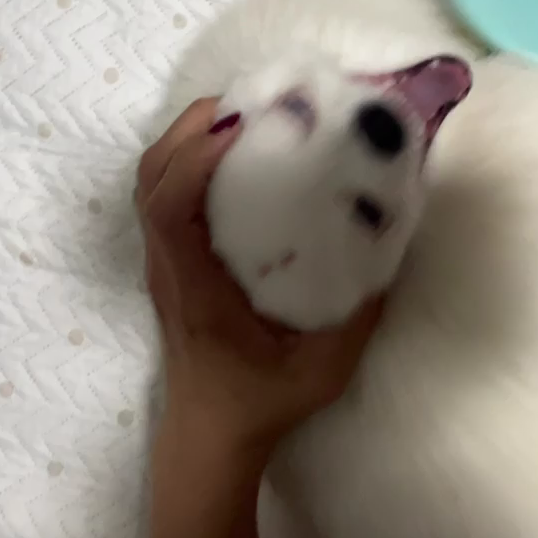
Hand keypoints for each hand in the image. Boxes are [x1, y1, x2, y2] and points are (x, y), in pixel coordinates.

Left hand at [136, 99, 385, 458]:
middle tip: (250, 103)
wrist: (210, 433)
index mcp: (195, 288)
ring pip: (150, 180)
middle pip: (151, 178)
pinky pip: (162, 192)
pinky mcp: (168, 258)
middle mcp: (168, 265)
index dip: (195, 156)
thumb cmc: (262, 402)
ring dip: (187, 137)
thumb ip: (360, 307)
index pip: (169, 208)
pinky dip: (187, 157)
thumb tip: (387, 237)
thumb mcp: (325, 366)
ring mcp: (161, 260)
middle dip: (192, 127)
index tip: (242, 125)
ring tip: (241, 116)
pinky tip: (232, 154)